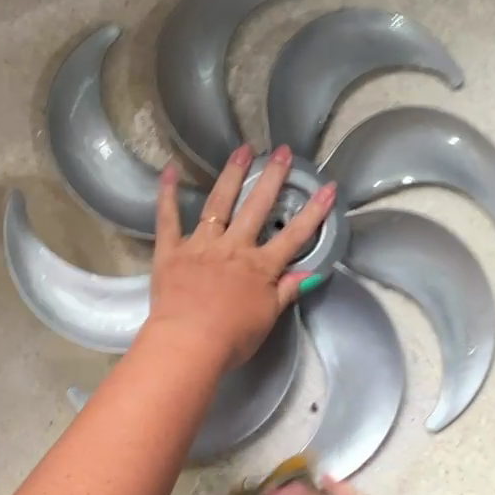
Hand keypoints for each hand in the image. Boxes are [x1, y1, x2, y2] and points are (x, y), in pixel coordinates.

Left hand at [142, 144, 334, 370]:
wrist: (188, 343)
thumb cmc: (232, 338)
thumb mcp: (267, 318)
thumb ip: (286, 291)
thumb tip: (310, 273)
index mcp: (260, 267)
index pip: (293, 236)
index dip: (313, 212)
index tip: (327, 187)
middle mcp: (234, 248)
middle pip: (257, 208)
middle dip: (273, 178)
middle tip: (283, 151)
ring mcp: (201, 245)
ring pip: (219, 204)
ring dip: (231, 175)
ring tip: (242, 150)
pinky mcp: (171, 251)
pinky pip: (168, 219)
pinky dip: (167, 195)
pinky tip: (168, 171)